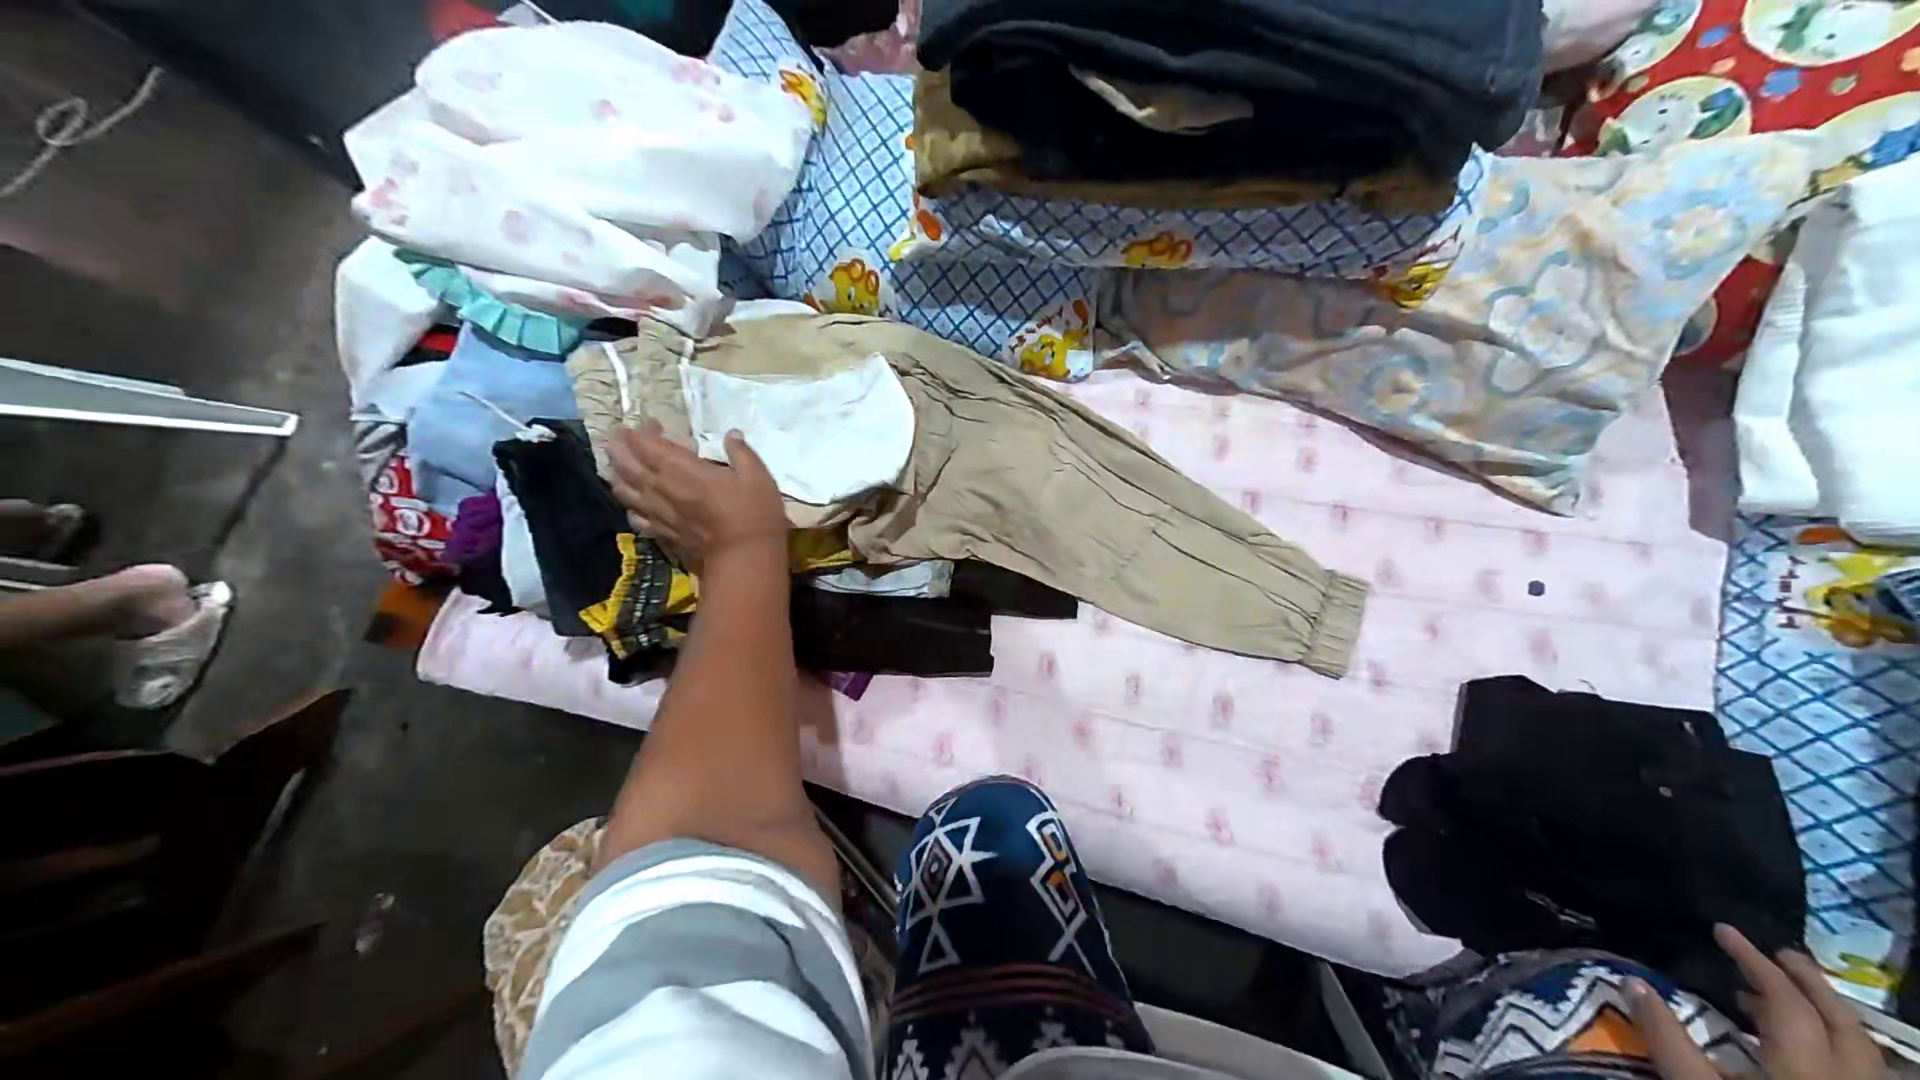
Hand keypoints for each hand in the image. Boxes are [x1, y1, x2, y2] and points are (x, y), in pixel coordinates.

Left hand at [609, 421, 786, 569]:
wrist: (744, 556)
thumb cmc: (753, 513)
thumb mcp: (756, 475)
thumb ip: (740, 452)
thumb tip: (732, 435)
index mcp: (680, 469)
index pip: (646, 444)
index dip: (643, 431)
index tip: (655, 424)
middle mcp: (660, 488)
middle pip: (625, 463)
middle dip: (619, 445)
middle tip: (623, 435)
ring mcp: (657, 512)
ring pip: (622, 488)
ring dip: (617, 472)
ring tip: (623, 463)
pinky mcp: (661, 532)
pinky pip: (634, 515)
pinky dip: (630, 504)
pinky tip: (637, 500)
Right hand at [1628, 924, 1884, 1079]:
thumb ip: (1668, 1039)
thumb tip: (1634, 982)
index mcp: (1806, 1067)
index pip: (1784, 1000)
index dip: (1754, 961)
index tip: (1721, 930)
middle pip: (1840, 1023)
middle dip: (1807, 982)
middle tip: (1774, 951)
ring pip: (1861, 1050)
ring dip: (1823, 1012)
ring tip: (1779, 993)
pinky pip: (1860, 1073)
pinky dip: (1833, 1046)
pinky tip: (1801, 1048)